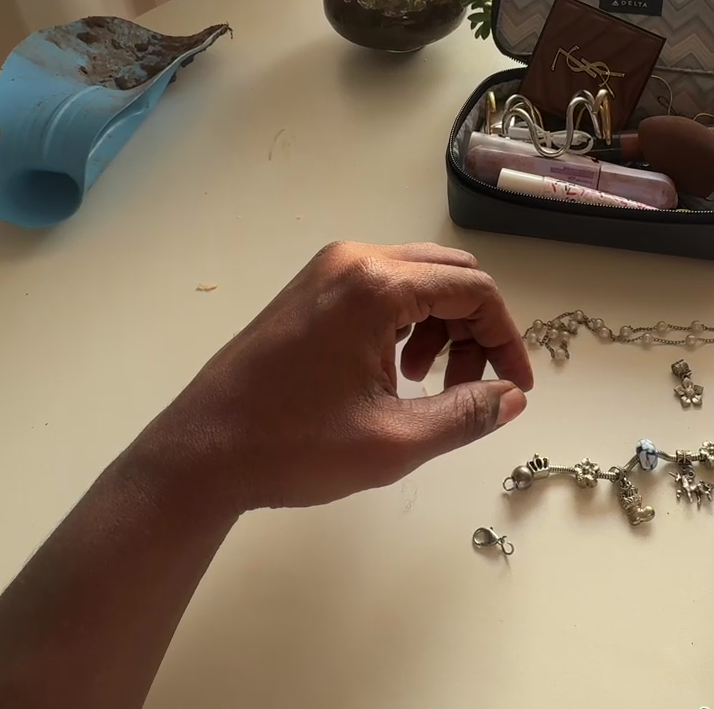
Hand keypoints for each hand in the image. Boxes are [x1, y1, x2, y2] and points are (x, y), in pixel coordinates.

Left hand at [145, 242, 532, 513]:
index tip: (515, 386)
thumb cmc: (294, 447)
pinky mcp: (313, 286)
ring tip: (425, 384)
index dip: (505, 337)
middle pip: (449, 274)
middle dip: (475, 328)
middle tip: (472, 385)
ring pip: (418, 279)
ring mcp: (329, 269)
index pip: (474, 289)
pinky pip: (384, 288)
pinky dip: (408, 321)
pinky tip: (394, 371)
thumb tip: (512, 397)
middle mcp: (355, 259)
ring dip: (443, 325)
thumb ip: (466, 414)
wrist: (198, 454)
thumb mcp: (394, 440)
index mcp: (376, 285)